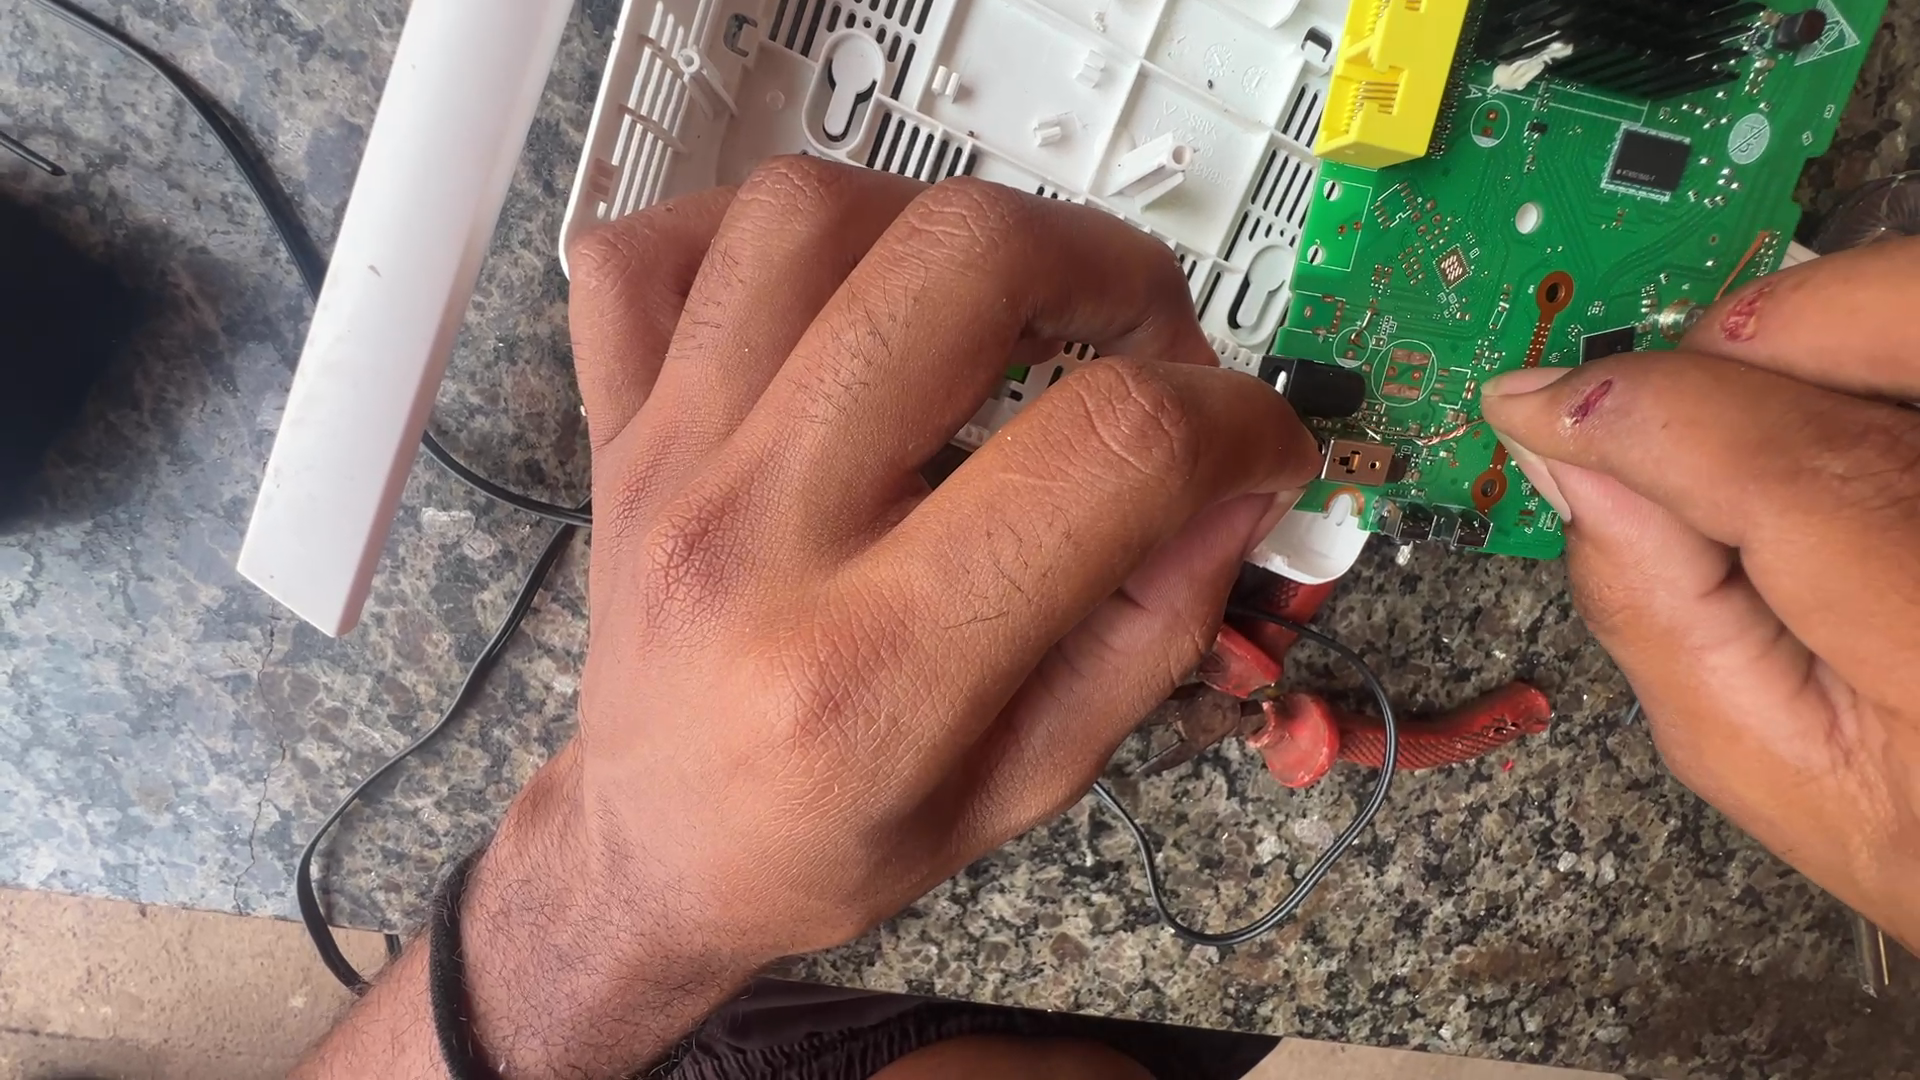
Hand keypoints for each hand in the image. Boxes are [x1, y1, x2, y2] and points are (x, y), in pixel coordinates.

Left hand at [564, 159, 1317, 959]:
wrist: (657, 853)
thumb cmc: (833, 844)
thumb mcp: (1027, 784)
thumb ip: (1152, 634)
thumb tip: (1236, 486)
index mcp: (876, 667)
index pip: (1107, 454)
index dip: (1231, 420)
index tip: (1254, 444)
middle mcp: (759, 533)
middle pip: (963, 266)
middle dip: (1108, 268)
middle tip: (1142, 338)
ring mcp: (667, 460)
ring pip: (811, 214)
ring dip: (951, 225)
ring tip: (1003, 303)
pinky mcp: (616, 429)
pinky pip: (649, 252)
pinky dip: (755, 230)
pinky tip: (833, 293)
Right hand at [1482, 237, 1919, 946]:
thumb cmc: (1914, 819)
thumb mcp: (1749, 750)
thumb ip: (1646, 606)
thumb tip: (1561, 464)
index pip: (1790, 467)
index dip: (1634, 413)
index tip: (1525, 404)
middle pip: (1877, 324)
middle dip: (1725, 350)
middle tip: (1657, 416)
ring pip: (1904, 301)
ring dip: (1790, 342)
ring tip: (1744, 425)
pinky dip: (1848, 352)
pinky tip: (1826, 427)